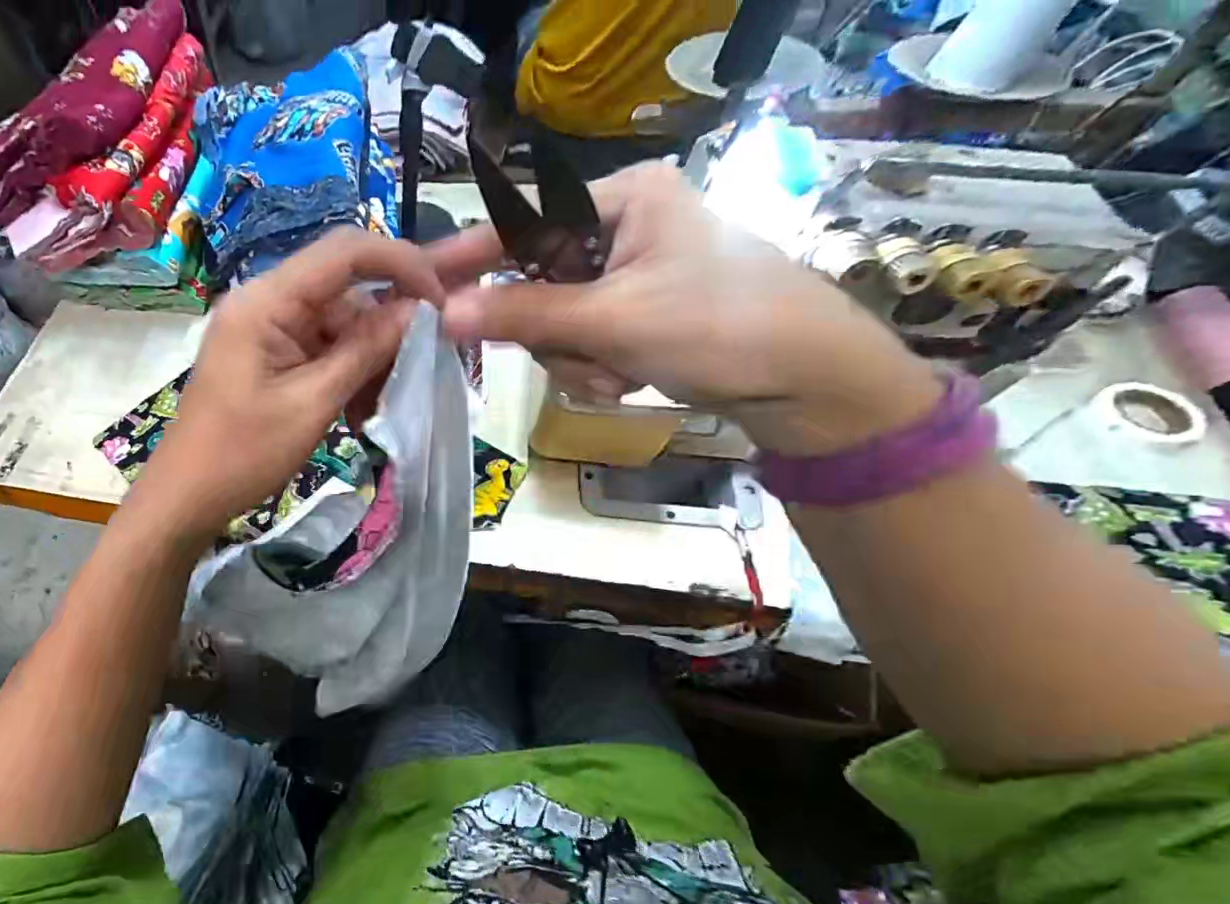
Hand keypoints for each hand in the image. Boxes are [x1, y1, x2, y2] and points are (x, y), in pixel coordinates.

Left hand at [125, 228, 441, 540]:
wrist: (187, 496)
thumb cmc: (243, 455)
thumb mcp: (312, 404)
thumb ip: (365, 351)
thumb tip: (418, 310)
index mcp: (266, 301)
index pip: (345, 252)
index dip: (401, 264)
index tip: (441, 302)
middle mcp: (265, 301)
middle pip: (345, 291)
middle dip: (387, 328)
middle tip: (418, 370)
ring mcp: (266, 328)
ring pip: (339, 324)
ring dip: (369, 362)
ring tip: (378, 409)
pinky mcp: (270, 354)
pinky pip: (322, 349)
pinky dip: (347, 376)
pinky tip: (358, 414)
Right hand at [429, 160, 941, 455]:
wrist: (805, 380)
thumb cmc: (716, 326)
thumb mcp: (611, 320)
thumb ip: (523, 316)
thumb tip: (446, 313)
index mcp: (624, 198)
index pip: (526, 224)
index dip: (473, 255)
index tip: (424, 279)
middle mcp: (623, 227)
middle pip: (539, 284)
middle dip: (556, 335)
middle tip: (588, 359)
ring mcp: (630, 274)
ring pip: (558, 324)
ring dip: (578, 361)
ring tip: (621, 375)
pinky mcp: (638, 314)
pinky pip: (583, 343)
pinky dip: (595, 370)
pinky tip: (631, 379)